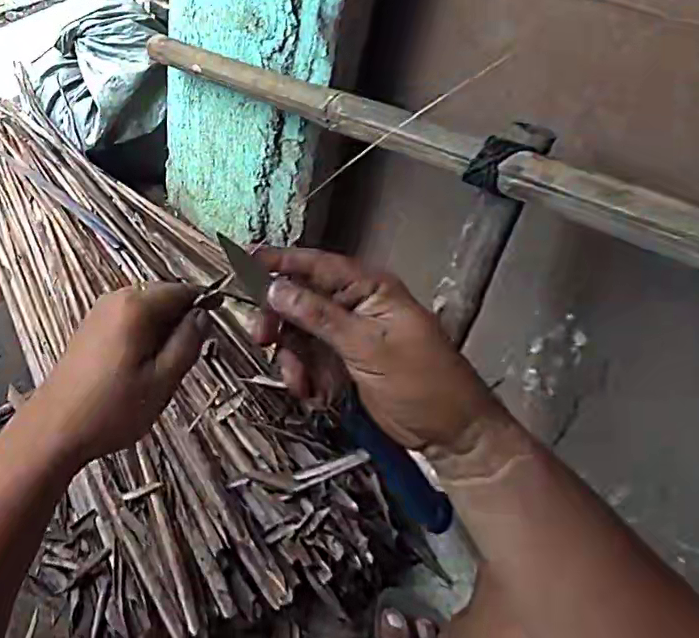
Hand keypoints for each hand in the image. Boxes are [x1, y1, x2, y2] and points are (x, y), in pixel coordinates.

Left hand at [24, 284, 208, 464]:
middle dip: (181, 318)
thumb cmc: (113, 408)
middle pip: (163, 295)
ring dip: (162, 328)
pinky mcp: (91, 325)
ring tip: (164, 368)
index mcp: (136, 305)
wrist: (56, 427)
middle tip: (189, 358)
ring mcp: (100, 310)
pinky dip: (143, 333)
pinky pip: (128, 317)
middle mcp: (116, 297)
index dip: (204, 303)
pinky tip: (141, 366)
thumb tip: (203, 314)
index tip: (220, 324)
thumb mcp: (162, 381)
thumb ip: (187, 343)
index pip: (181, 290)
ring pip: (146, 308)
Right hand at [250, 248, 508, 459]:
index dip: (278, 261)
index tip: (243, 259)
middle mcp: (353, 303)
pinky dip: (303, 373)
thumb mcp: (367, 346)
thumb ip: (317, 315)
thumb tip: (273, 287)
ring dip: (291, 356)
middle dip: (278, 319)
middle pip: (299, 297)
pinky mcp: (342, 361)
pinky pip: (308, 358)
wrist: (455, 439)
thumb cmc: (423, 383)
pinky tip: (311, 392)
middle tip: (261, 338)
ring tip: (299, 381)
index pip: (315, 264)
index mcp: (368, 287)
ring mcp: (347, 333)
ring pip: (298, 331)